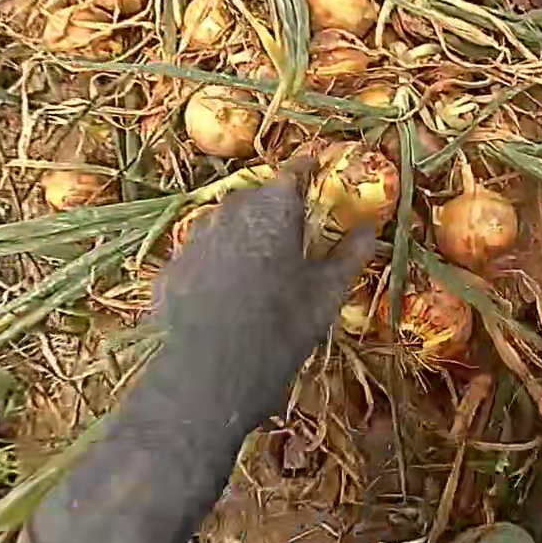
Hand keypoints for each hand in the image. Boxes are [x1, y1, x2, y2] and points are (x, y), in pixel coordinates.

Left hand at [27, 165, 374, 542]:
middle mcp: (229, 216)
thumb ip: (350, 252)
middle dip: (278, 198)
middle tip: (300, 216)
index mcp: (273, 212)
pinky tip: (234, 283)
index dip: (309, 165)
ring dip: (248, 225)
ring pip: (225, 220)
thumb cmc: (283, 326)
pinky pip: (202, 250)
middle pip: (256, 193)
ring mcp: (193, 243)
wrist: (209, 379)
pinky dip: (222, 254)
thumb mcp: (330, 290)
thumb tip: (371, 225)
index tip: (321, 163)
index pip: (293, 171)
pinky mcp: (170, 273)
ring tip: (267, 250)